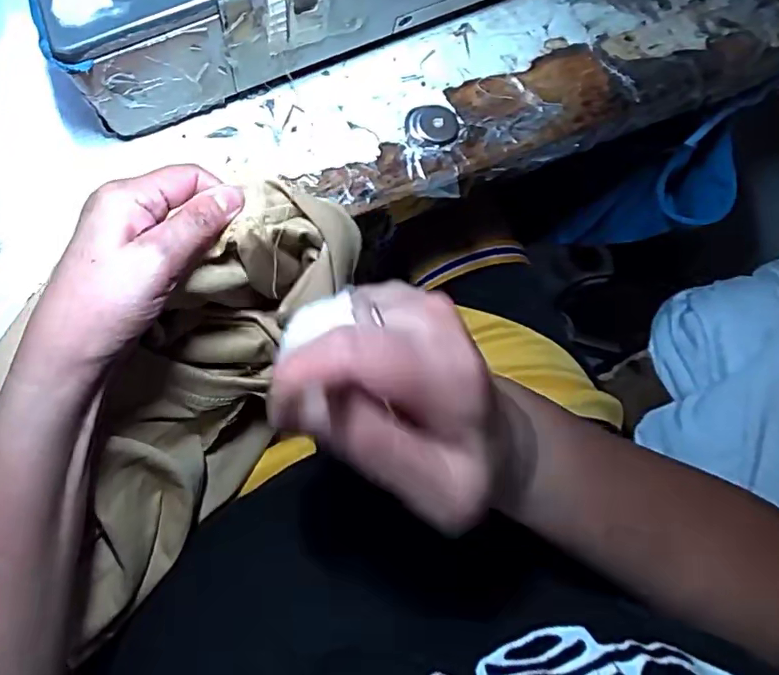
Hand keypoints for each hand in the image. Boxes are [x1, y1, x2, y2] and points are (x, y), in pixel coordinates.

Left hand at [19, 166, 243, 381]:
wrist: (65, 361)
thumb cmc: (106, 307)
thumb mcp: (158, 259)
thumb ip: (198, 222)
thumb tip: (236, 193)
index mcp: (125, 194)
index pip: (189, 175)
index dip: (218, 196)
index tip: (236, 231)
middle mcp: (122, 205)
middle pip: (184, 196)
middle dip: (209, 220)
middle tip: (221, 254)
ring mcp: (122, 233)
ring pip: (179, 222)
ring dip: (198, 241)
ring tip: (205, 268)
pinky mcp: (127, 258)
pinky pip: (167, 243)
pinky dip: (184, 255)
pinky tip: (188, 277)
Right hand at [268, 283, 531, 533]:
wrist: (499, 432)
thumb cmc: (465, 468)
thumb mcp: (430, 489)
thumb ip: (367, 443)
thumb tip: (301, 402)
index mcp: (447, 371)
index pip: (354, 349)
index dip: (300, 371)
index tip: (279, 410)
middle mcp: (432, 316)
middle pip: (337, 326)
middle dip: (304, 366)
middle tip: (301, 413)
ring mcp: (416, 295)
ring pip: (335, 313)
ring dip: (318, 354)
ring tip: (334, 396)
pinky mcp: (401, 290)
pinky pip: (343, 306)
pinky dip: (331, 337)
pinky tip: (350, 371)